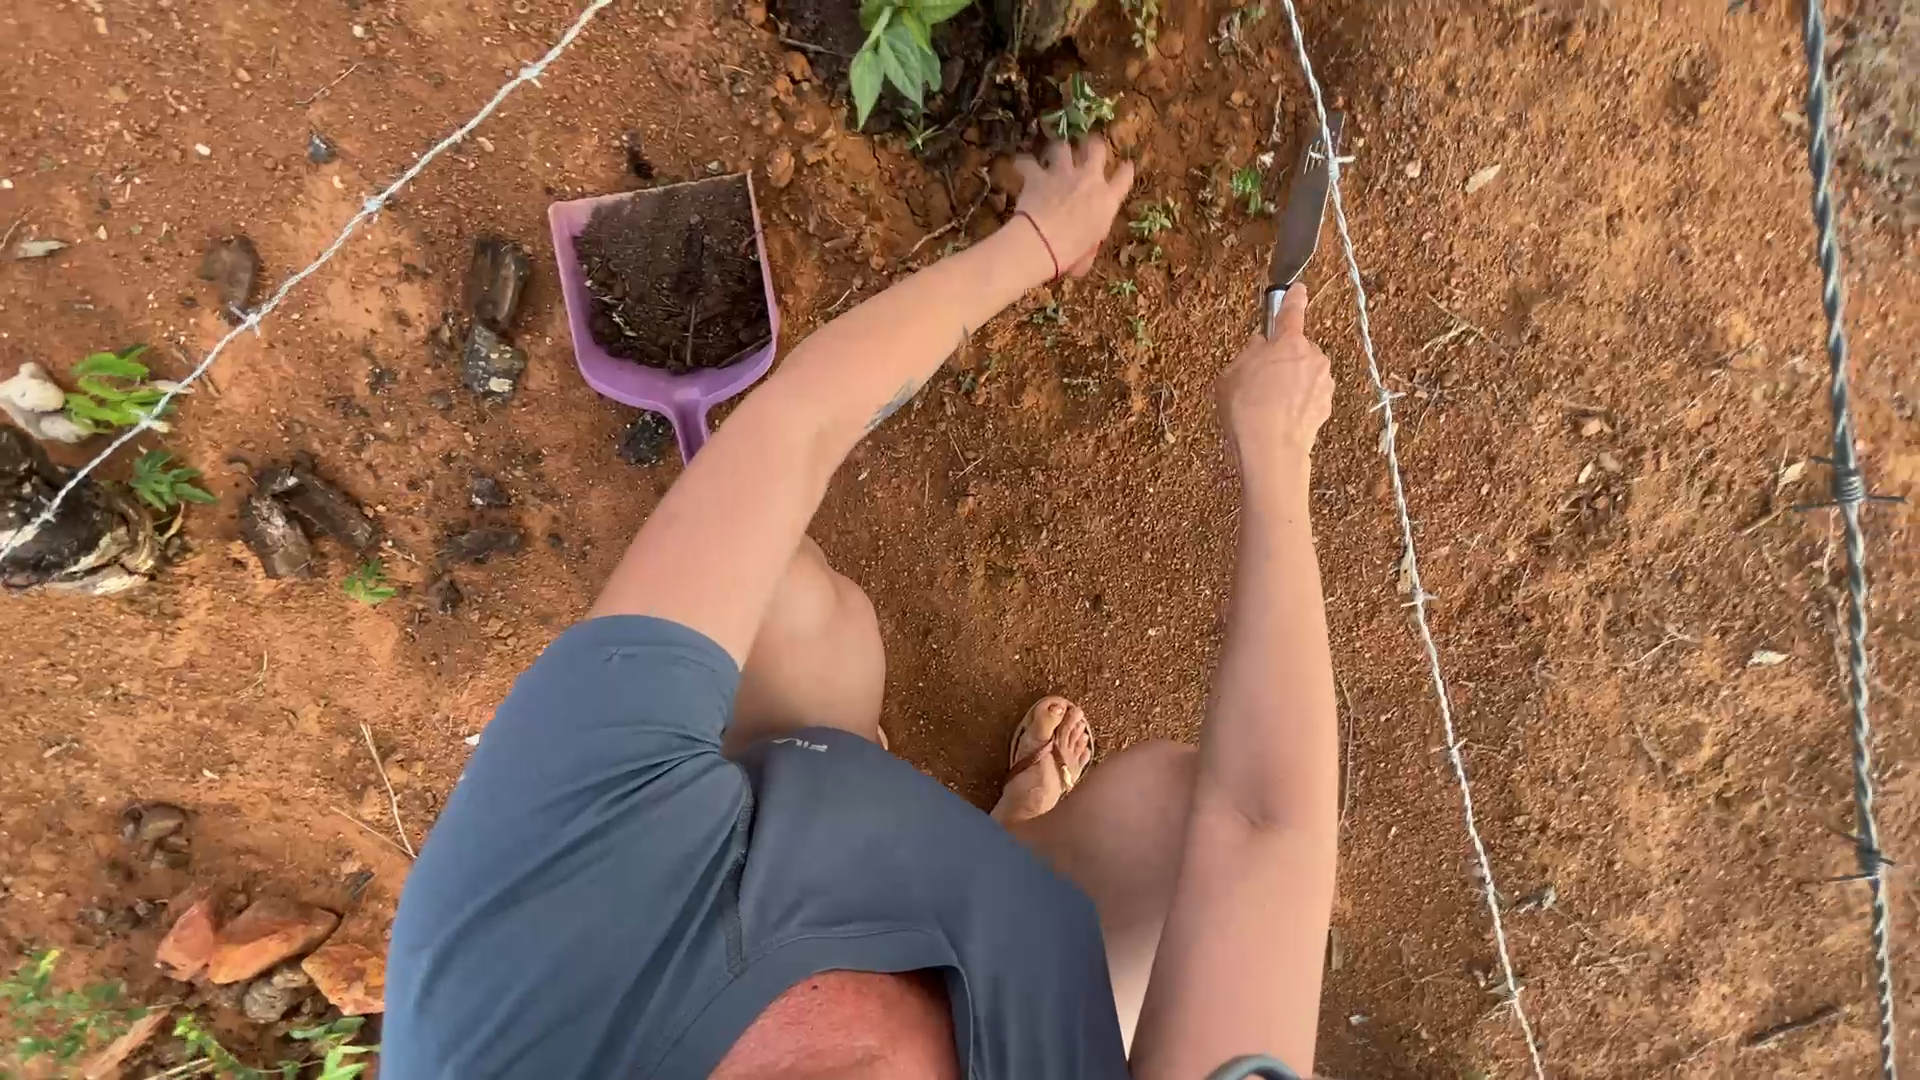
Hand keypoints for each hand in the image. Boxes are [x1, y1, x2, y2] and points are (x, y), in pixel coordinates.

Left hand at [1011, 135, 1134, 278]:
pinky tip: (1021, 166)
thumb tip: (1084, 254)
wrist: (1042, 245)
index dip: (1125, 169)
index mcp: (1107, 200)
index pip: (1124, 177)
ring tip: (1053, 154)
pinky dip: (1024, 164)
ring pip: (1063, 146)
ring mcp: (1062, 173)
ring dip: (1058, 149)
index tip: (1125, 167)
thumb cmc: (1070, 256)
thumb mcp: (1087, 255)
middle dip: (1092, 144)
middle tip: (1086, 146)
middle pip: (1096, 147)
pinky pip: (1028, 162)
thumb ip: (1089, 245)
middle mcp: (1088, 179)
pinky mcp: (1038, 176)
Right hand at [1218, 285, 1332, 477]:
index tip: (1297, 289)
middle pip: (1295, 350)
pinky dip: (1294, 405)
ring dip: (1287, 385)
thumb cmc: (1246, 409)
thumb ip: (1247, 354)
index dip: (1293, 299)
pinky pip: (1307, 398)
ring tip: (1263, 406)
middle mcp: (1312, 357)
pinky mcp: (1325, 407)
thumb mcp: (1230, 375)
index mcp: (1289, 342)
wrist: (1270, 450)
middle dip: (1280, 360)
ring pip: (1302, 375)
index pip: (1292, 312)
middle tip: (1255, 381)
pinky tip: (1276, 419)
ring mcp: (1322, 383)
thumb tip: (1258, 345)